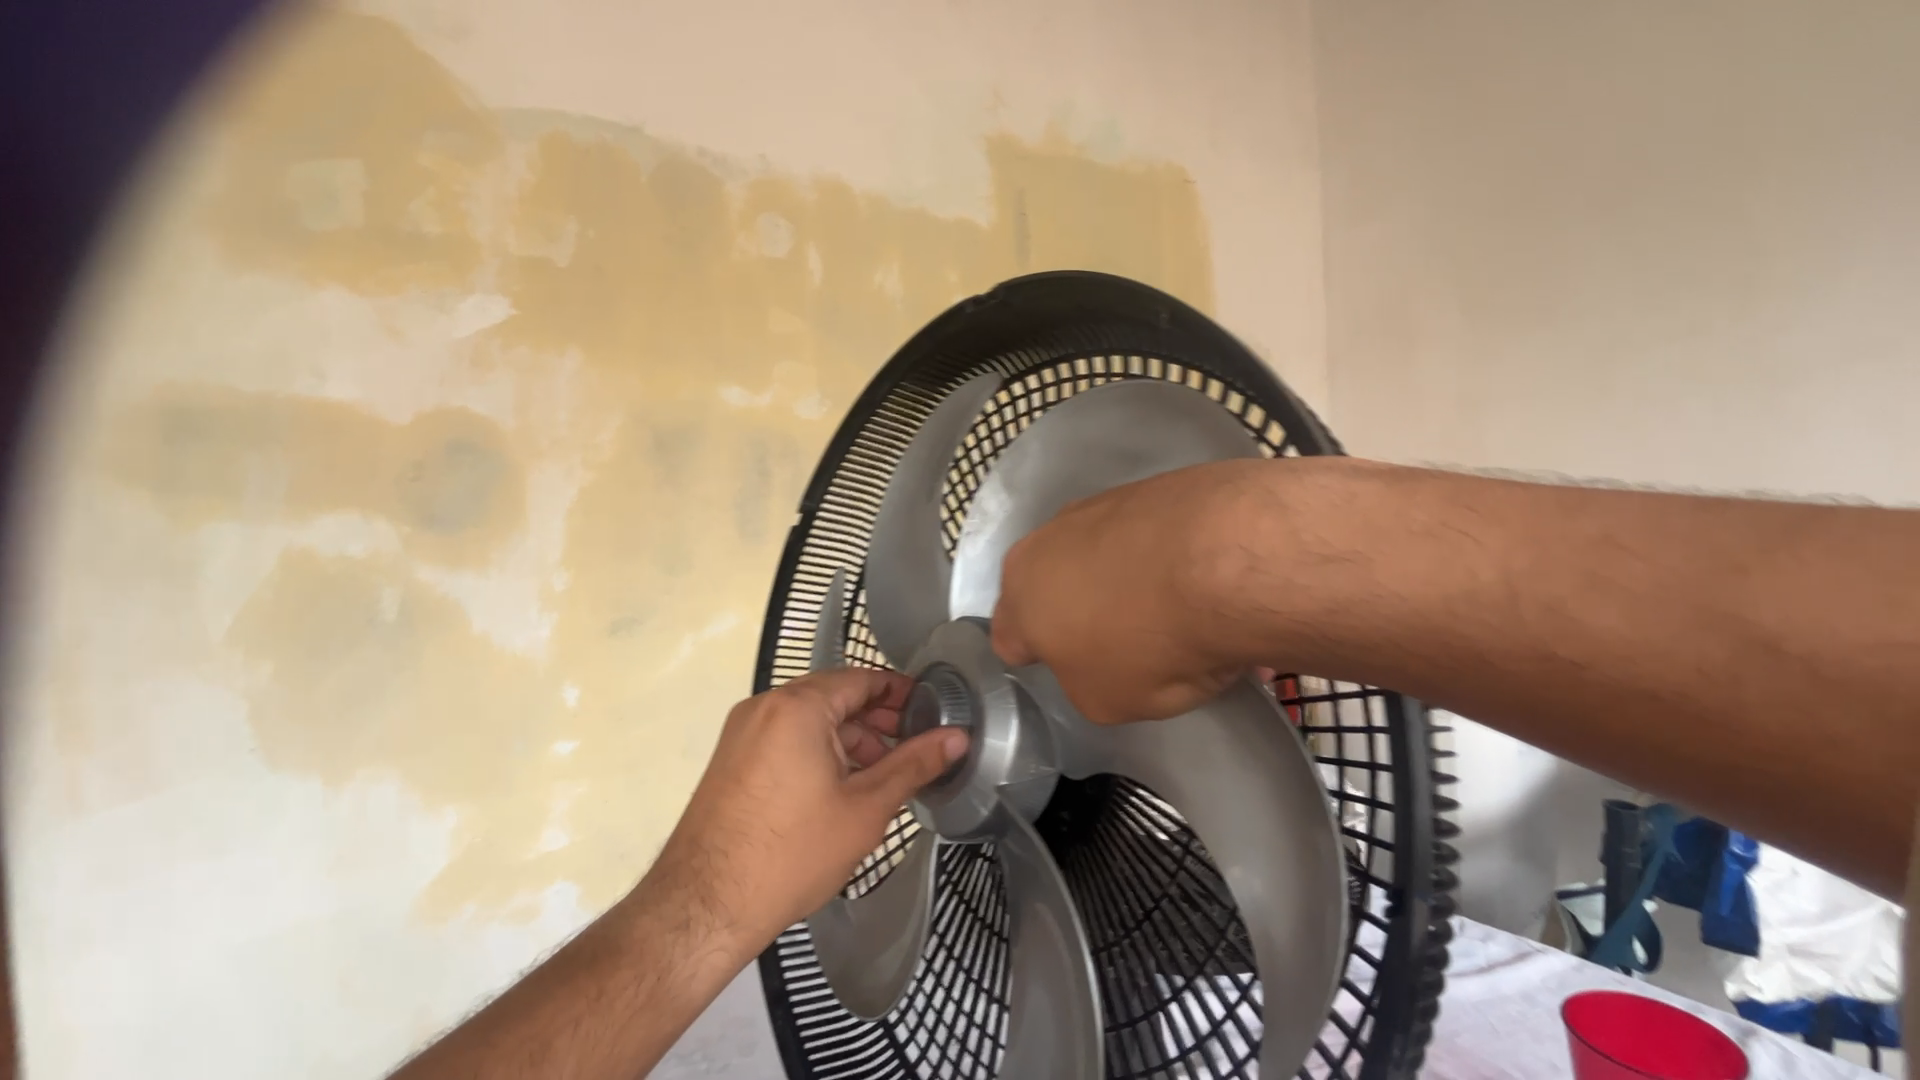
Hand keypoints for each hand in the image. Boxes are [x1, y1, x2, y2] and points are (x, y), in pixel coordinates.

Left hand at [651, 668, 968, 951]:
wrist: (705, 905)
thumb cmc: (791, 853)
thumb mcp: (866, 808)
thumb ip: (914, 765)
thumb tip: (956, 739)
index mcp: (798, 707)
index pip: (862, 678)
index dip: (902, 694)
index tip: (930, 714)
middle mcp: (764, 708)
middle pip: (834, 696)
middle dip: (877, 720)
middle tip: (913, 749)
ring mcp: (742, 733)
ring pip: (809, 720)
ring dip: (848, 739)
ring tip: (880, 777)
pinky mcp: (731, 760)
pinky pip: (784, 739)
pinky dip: (817, 752)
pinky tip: (839, 789)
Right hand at [991, 460, 1271, 723]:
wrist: (1226, 559)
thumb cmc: (1151, 643)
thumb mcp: (1108, 702)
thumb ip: (1084, 682)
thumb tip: (1096, 660)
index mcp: (1022, 599)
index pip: (1009, 636)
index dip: (1040, 656)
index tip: (1077, 667)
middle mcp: (1046, 543)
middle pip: (1050, 585)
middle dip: (1078, 608)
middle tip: (1125, 636)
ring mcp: (1098, 506)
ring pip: (1097, 552)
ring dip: (1121, 574)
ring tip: (1172, 602)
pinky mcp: (1148, 485)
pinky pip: (1144, 530)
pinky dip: (1162, 550)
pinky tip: (1199, 571)